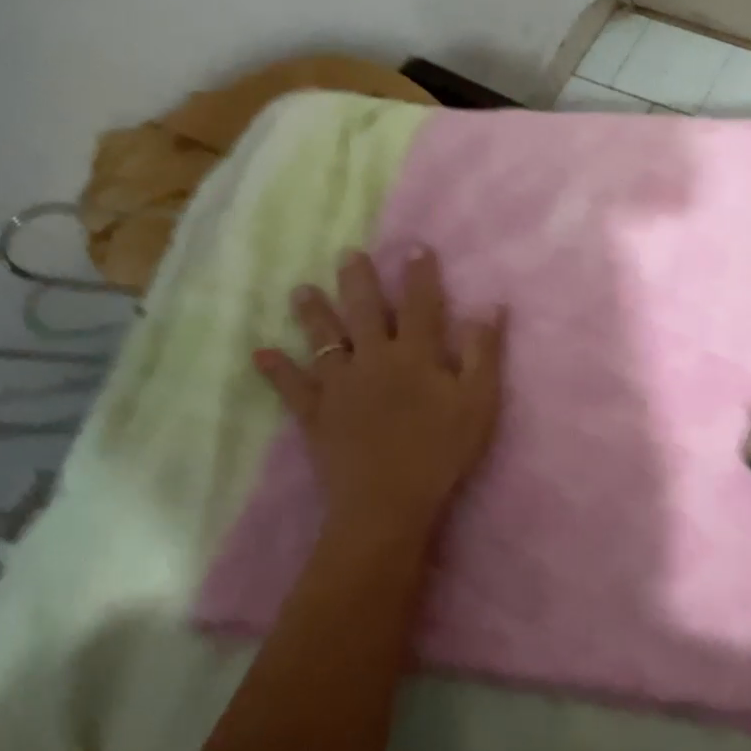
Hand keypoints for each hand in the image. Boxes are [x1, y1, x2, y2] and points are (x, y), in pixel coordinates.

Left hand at [253, 248, 506, 531]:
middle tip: (348, 254)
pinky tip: (261, 354)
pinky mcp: (316, 415)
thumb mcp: (479, 402)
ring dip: (313, 313)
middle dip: (359, 281)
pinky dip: (276, 371)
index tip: (416, 247)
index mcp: (416, 355)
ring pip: (324, 340)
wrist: (387, 503)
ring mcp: (339, 386)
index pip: (421, 304)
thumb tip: (489, 306)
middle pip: (366, 311)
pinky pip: (292, 388)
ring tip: (300, 289)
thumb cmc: (442, 451)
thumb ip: (483, 352)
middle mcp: (374, 359)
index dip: (420, 275)